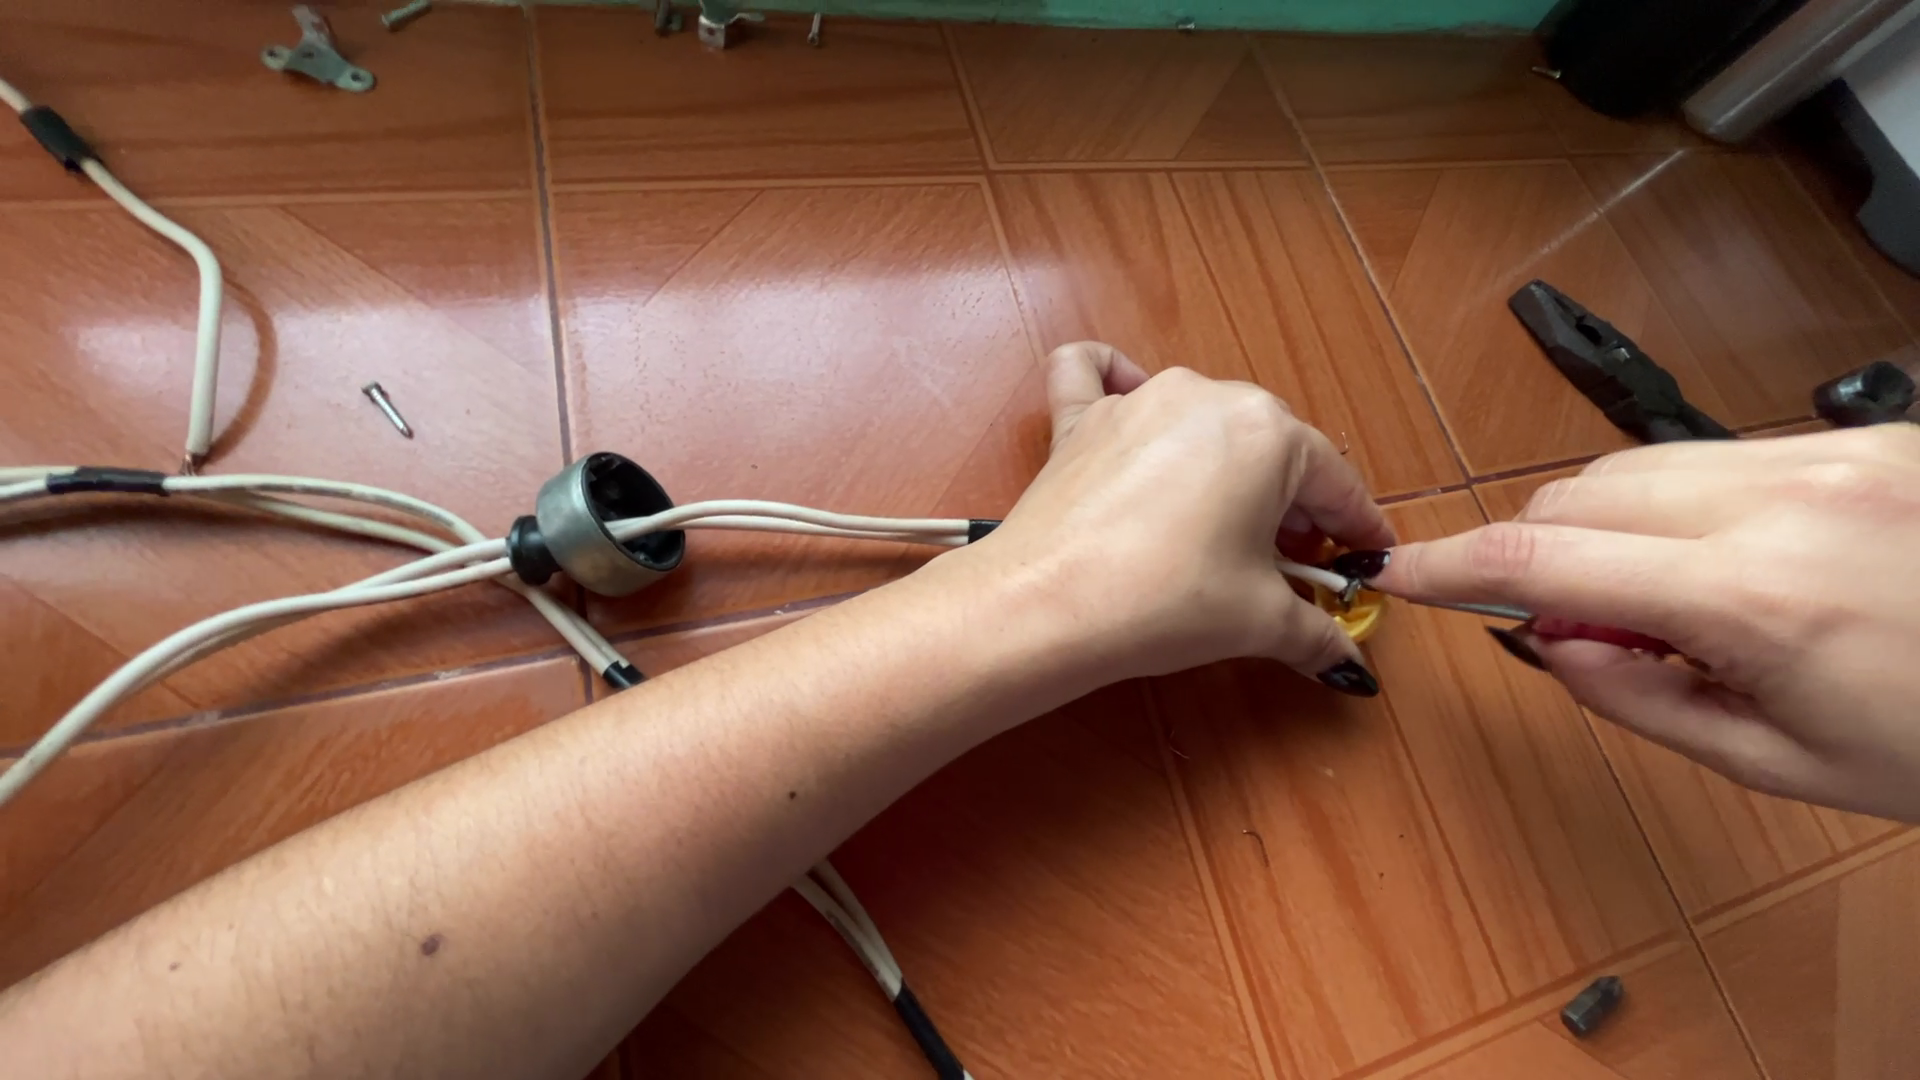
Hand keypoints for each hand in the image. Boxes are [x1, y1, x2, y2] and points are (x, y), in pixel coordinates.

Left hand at [966, 342, 1394, 694]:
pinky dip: (1111, 379)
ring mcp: (1132, 402)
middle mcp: (1203, 396)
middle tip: (1290, 559)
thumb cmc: (1167, 601)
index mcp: (1267, 432)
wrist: (1047, 604)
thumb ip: (1316, 633)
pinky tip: (1122, 398)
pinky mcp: (1075, 422)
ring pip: (1199, 419)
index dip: (1354, 527)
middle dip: (1290, 502)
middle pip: (1269, 449)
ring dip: (1223, 461)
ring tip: (1223, 518)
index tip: (1362, 557)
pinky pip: (1091, 375)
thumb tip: (1347, 661)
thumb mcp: (1259, 621)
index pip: (1332, 482)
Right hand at [1372, 426, 1919, 821]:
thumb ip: (1629, 695)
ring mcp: (1835, 453)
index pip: (1535, 560)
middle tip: (1578, 620)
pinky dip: (1665, 505)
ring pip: (1619, 468)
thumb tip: (1546, 638)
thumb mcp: (1779, 762)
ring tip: (1662, 590)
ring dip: (1596, 528)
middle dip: (1533, 554)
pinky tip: (1722, 554)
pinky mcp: (1864, 436)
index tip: (1399, 571)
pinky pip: (1698, 457)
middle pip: (1565, 498)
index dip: (1443, 564)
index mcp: (1762, 596)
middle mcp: (1792, 500)